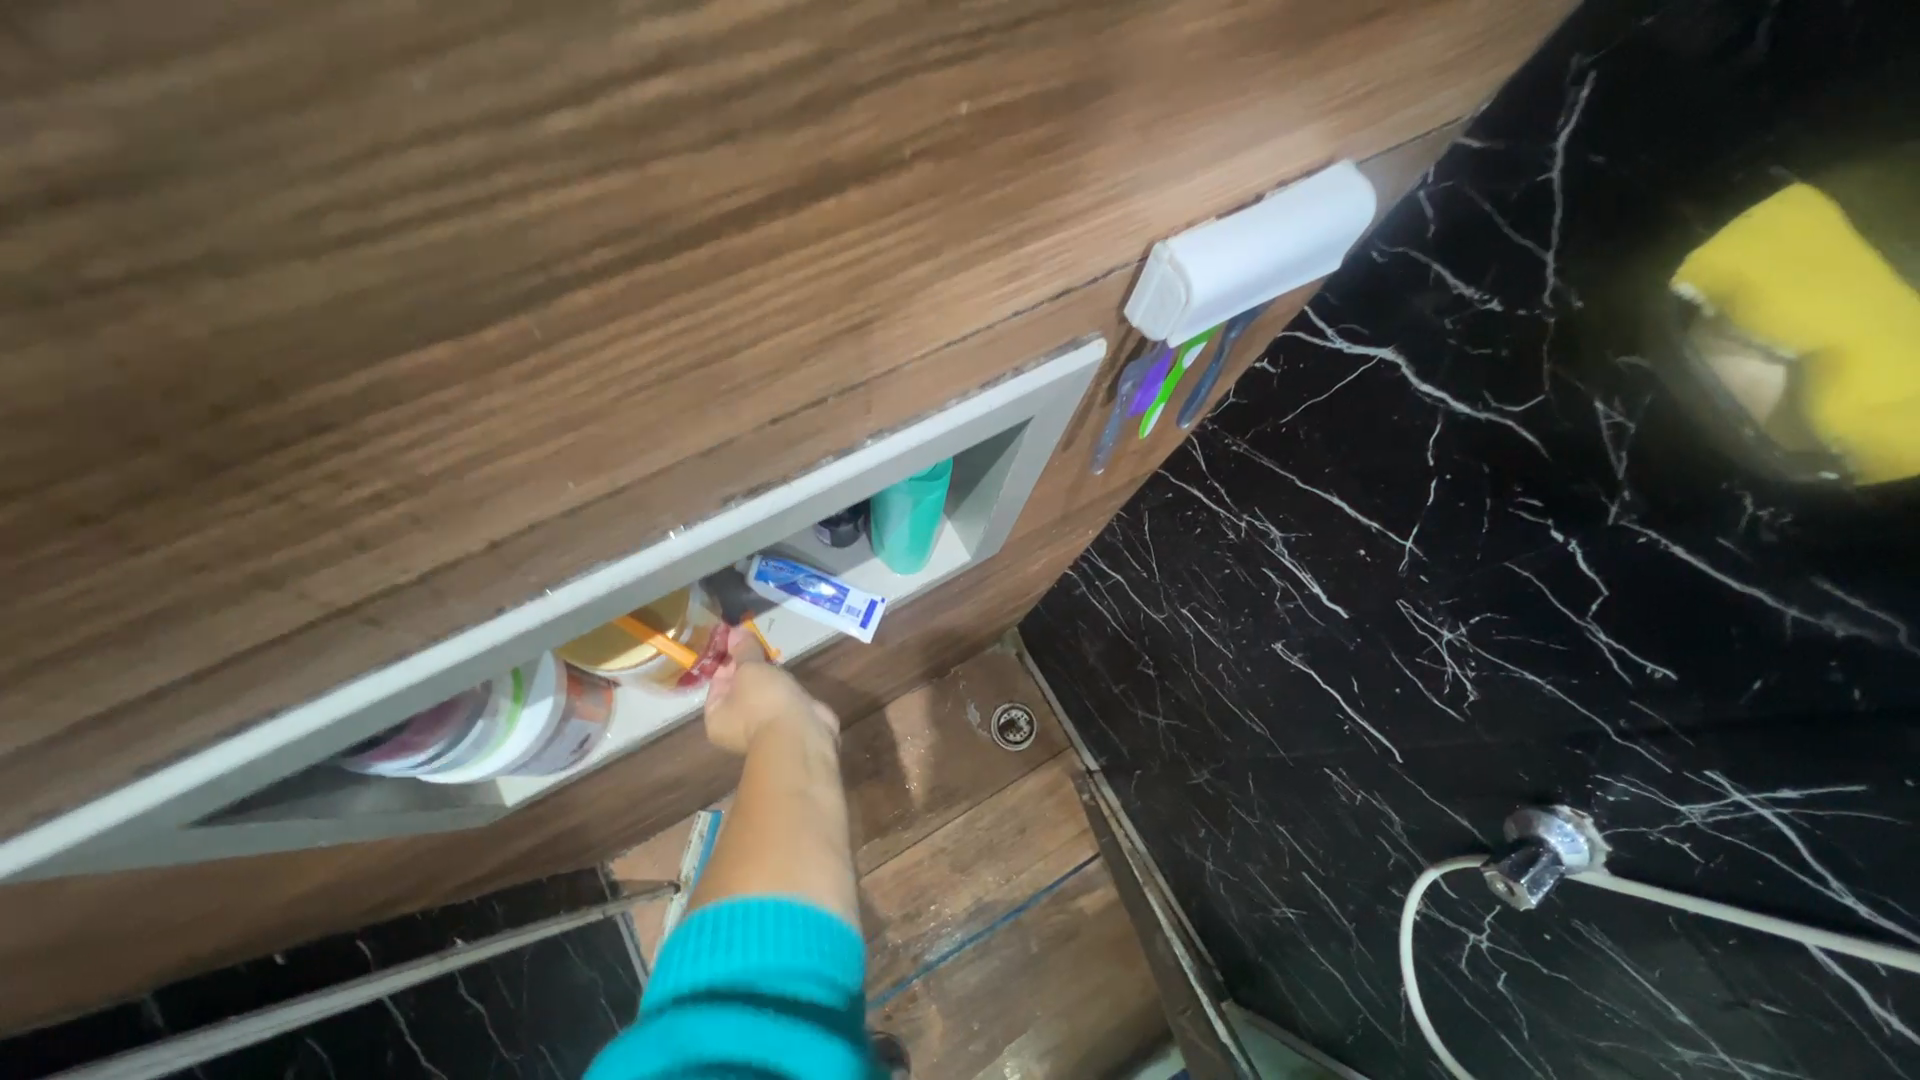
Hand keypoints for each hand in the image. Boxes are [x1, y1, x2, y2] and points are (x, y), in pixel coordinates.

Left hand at [702, 625, 838, 753]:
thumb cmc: (763, 702)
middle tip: (762, 645)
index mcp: (716, 717)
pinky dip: (786, 687)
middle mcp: (736, 725)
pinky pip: (782, 699)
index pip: (718, 680)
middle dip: (752, 665)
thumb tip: (734, 631)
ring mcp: (763, 726)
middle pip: (741, 686)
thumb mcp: (749, 669)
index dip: (730, 657)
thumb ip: (743, 650)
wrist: (800, 733)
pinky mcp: (787, 723)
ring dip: (771, 675)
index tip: (743, 639)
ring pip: (763, 692)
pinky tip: (792, 672)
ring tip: (777, 654)